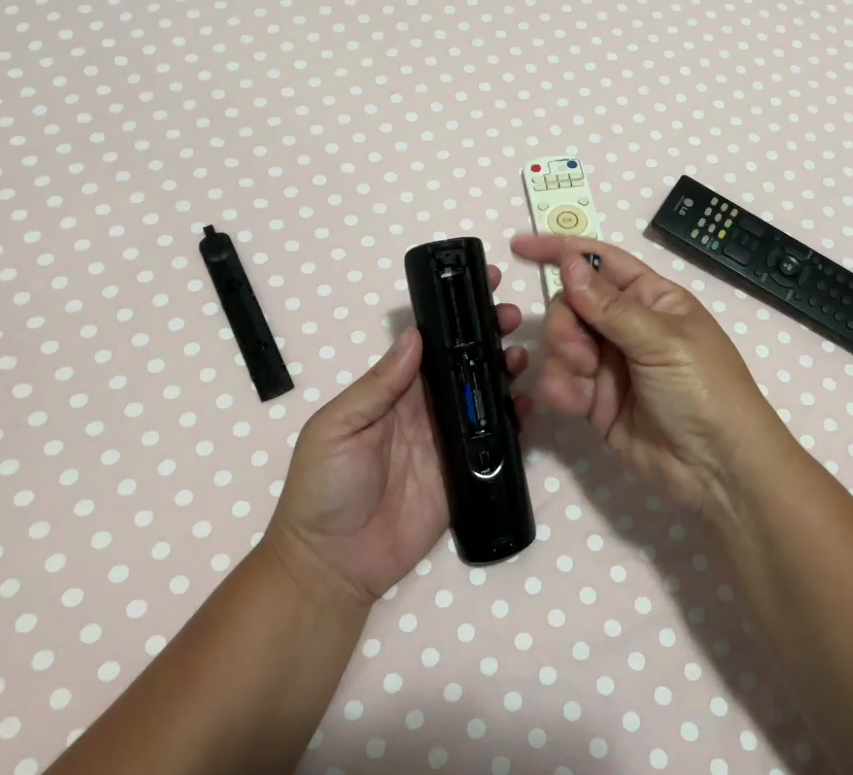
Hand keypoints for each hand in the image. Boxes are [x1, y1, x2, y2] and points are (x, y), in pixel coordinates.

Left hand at [264, 265, 527, 605]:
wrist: (333, 563)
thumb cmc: (323, 487)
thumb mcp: (337, 427)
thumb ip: (378, 385)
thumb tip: (415, 336)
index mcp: (393, 393)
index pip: (430, 346)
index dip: (453, 318)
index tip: (479, 288)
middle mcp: (426, 410)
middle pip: (464, 366)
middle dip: (488, 337)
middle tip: (510, 317)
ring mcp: (449, 443)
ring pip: (485, 398)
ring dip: (505, 372)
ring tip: (521, 355)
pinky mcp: (466, 475)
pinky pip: (496, 442)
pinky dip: (516, 421)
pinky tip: (529, 404)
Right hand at [511, 233, 789, 510]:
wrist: (717, 468)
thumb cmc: (704, 390)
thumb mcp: (662, 340)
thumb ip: (610, 305)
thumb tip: (570, 263)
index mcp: (653, 298)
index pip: (601, 262)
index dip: (563, 251)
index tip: (521, 246)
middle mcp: (629, 326)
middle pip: (573, 304)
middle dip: (565, 323)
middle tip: (579, 351)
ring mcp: (611, 364)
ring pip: (563, 343)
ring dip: (563, 358)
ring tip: (582, 381)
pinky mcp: (596, 401)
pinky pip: (563, 381)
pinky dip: (560, 388)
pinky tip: (572, 402)